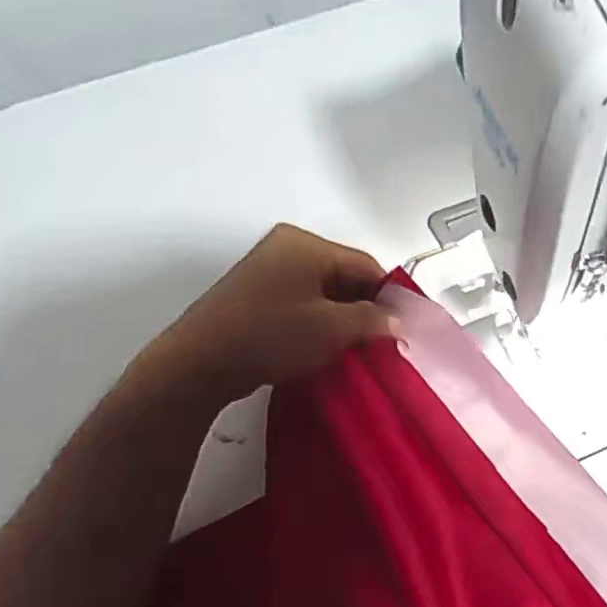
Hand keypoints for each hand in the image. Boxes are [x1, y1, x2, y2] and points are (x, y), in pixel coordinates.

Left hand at [140, 224, 397, 403]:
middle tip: (385, 342)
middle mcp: (285, 250)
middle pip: (343, 276)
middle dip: (366, 309)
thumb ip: (371, 321)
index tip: (405, 325)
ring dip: (343, 320)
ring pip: (322, 294)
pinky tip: (327, 350)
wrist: (201, 362)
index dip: (389, 295)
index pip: (365, 263)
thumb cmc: (270, 335)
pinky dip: (318, 324)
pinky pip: (301, 306)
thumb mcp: (332, 327)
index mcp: (305, 244)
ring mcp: (267, 273)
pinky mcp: (255, 299)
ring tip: (359, 350)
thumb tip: (396, 322)